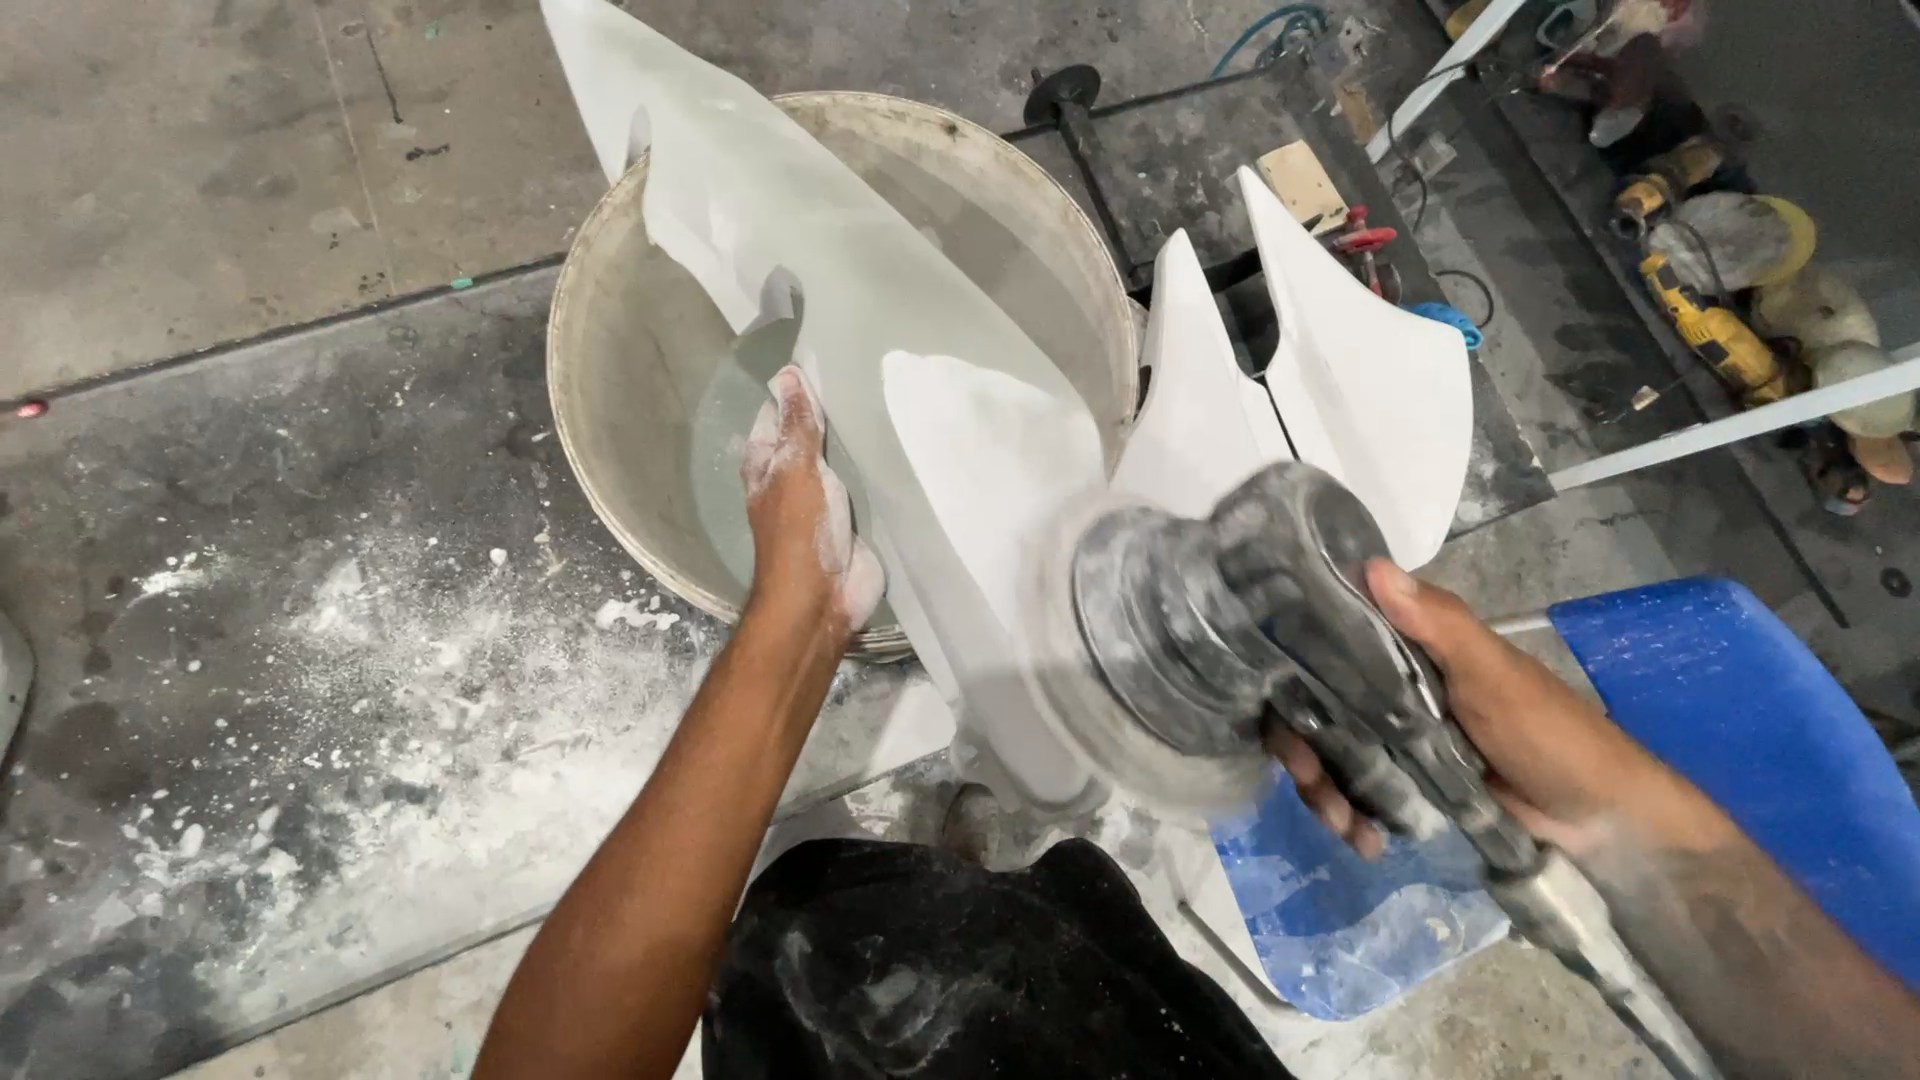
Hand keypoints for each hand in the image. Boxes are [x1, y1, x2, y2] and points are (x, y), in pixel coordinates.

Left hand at [740, 366, 884, 641]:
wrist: (825, 598)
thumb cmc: (801, 532)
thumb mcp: (797, 470)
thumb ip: (797, 425)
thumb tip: (788, 374)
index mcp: (767, 464)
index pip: (777, 413)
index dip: (797, 390)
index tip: (830, 360)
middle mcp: (791, 478)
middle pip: (811, 436)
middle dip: (835, 413)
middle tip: (872, 375)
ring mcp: (823, 500)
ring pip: (841, 460)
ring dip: (859, 441)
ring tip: (892, 401)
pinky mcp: (852, 519)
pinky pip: (864, 486)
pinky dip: (877, 470)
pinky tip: (900, 447)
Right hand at [1268, 559, 1732, 861]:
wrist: (1604, 824)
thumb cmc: (1550, 734)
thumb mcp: (1495, 674)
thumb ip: (1438, 625)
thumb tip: (1371, 565)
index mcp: (1397, 651)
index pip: (1318, 645)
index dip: (1284, 668)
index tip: (1271, 698)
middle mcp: (1381, 688)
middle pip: (1308, 707)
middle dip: (1297, 747)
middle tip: (1309, 778)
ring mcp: (1387, 738)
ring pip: (1323, 753)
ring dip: (1321, 791)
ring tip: (1344, 825)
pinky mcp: (1398, 782)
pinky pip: (1351, 791)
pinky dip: (1347, 816)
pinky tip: (1363, 840)